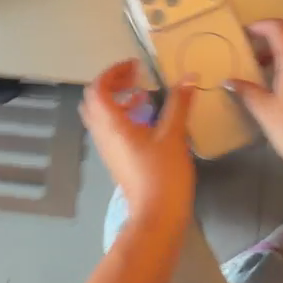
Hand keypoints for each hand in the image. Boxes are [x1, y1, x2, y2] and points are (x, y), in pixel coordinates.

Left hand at [81, 59, 197, 231]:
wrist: (156, 216)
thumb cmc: (163, 174)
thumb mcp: (174, 135)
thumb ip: (179, 104)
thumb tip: (188, 77)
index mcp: (111, 124)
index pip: (98, 88)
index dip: (114, 72)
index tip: (135, 66)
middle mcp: (103, 134)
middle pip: (94, 100)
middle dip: (113, 84)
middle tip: (136, 78)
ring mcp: (107, 149)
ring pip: (100, 116)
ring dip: (117, 100)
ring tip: (143, 96)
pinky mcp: (116, 159)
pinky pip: (110, 130)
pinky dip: (122, 117)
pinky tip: (147, 120)